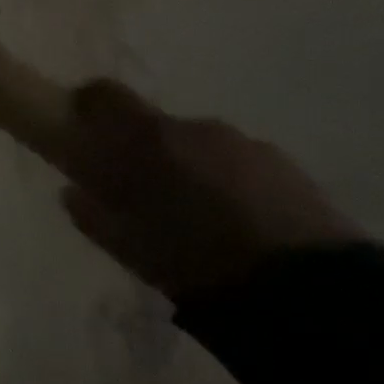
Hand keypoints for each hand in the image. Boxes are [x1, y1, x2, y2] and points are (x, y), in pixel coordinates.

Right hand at [60, 81, 365, 299]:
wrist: (309, 289)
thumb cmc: (194, 258)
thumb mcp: (125, 244)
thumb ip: (92, 211)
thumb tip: (73, 191)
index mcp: (145, 137)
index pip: (101, 94)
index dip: (87, 108)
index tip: (82, 132)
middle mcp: (193, 128)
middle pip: (157, 125)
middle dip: (146, 150)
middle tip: (144, 191)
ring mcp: (247, 146)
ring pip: (203, 147)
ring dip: (192, 168)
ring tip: (200, 214)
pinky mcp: (291, 170)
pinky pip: (243, 166)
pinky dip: (232, 184)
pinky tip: (239, 223)